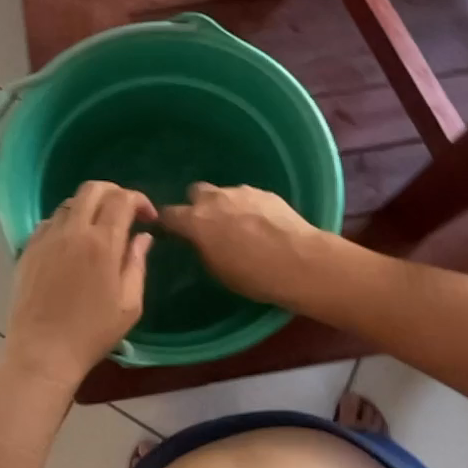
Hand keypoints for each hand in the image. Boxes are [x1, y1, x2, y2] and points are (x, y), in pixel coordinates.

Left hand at [3, 181, 154, 385]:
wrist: (42, 352)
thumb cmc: (92, 333)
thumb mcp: (129, 304)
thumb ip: (137, 263)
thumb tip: (143, 237)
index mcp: (102, 243)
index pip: (122, 199)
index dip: (139, 200)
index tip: (148, 218)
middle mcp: (73, 231)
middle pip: (93, 188)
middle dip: (114, 192)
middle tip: (125, 212)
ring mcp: (46, 237)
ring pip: (70, 202)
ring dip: (89, 207)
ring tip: (99, 229)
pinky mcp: (28, 248)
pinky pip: (49, 221)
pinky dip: (66, 222)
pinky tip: (72, 244)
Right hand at [160, 182, 335, 306]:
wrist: (299, 261)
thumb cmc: (253, 275)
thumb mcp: (218, 269)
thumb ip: (203, 248)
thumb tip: (201, 240)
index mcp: (196, 220)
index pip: (169, 214)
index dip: (168, 222)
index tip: (171, 231)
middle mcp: (215, 199)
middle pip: (196, 192)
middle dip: (197, 205)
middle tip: (208, 225)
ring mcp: (242, 192)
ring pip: (224, 194)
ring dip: (226, 206)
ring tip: (240, 227)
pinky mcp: (266, 192)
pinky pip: (248, 197)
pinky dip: (249, 208)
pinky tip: (262, 225)